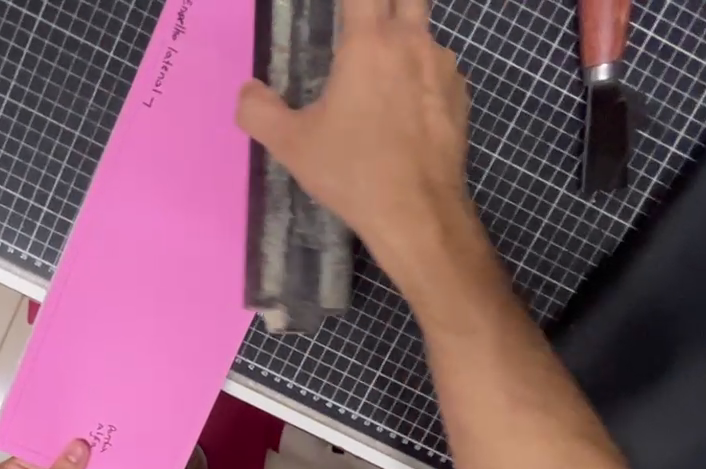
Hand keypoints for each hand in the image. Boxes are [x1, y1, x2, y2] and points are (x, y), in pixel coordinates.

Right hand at [236, 0, 491, 302]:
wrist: (416, 210)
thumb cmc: (351, 172)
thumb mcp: (291, 146)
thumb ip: (259, 113)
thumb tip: (246, 92)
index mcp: (369, 43)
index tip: (339, 9)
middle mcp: (412, 41)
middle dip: (382, 4)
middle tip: (362, 23)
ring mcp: (442, 66)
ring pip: (422, 33)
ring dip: (402, 43)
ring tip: (379, 81)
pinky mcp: (459, 94)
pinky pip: (436, 71)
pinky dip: (419, 80)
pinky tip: (404, 114)